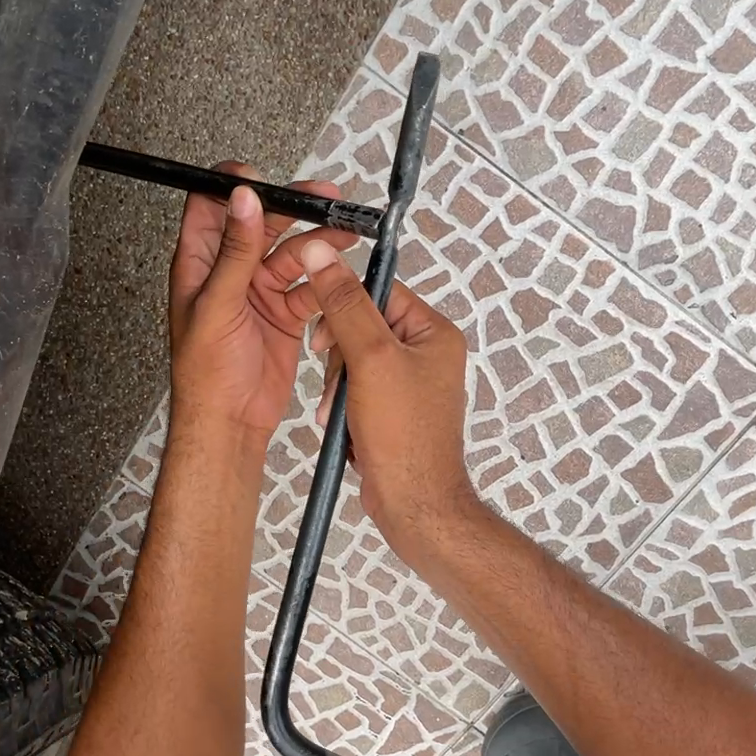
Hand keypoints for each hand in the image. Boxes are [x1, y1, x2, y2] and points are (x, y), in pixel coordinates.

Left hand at [167, 164, 358, 438]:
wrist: (230, 420)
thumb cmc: (206, 372)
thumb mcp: (218, 304)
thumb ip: (234, 252)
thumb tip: (241, 199)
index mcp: (201, 264)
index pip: (212, 207)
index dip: (235, 187)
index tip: (261, 178)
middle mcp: (231, 273)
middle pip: (262, 225)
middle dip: (292, 208)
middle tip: (323, 197)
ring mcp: (260, 293)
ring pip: (291, 255)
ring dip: (316, 243)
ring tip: (343, 233)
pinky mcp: (285, 315)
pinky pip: (308, 288)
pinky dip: (324, 281)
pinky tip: (338, 274)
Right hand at [288, 240, 484, 565]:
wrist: (413, 502)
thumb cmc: (402, 434)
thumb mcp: (370, 359)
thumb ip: (344, 305)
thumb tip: (321, 253)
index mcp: (434, 333)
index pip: (380, 293)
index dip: (344, 308)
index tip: (322, 337)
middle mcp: (427, 354)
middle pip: (363, 327)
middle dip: (339, 358)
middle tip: (337, 385)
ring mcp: (410, 384)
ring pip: (354, 361)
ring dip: (337, 386)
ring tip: (335, 415)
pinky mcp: (394, 410)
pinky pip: (358, 390)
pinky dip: (343, 406)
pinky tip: (340, 427)